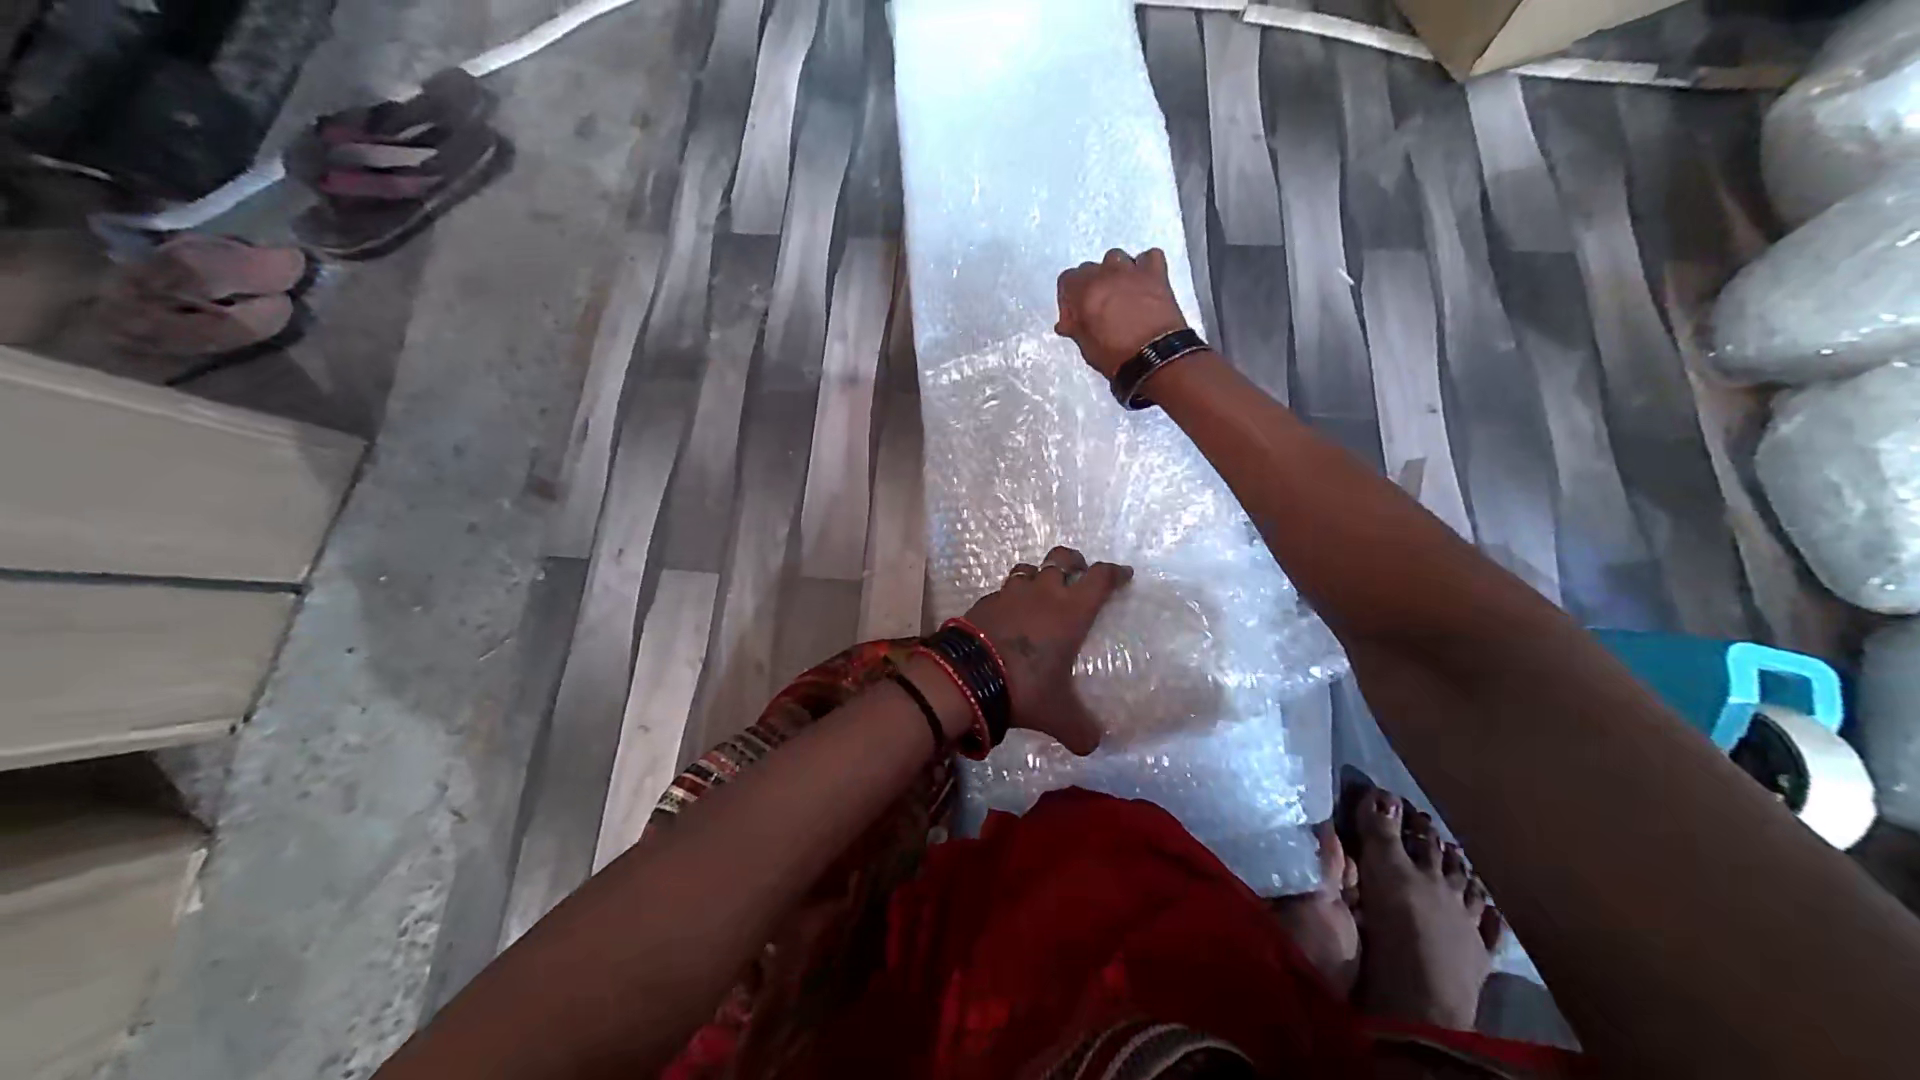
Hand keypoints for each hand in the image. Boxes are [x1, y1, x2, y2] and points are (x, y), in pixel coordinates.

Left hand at [961, 546, 1131, 755]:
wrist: (965, 677)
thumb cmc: (1024, 686)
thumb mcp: (1057, 715)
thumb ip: (1079, 729)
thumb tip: (1092, 746)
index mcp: (1070, 610)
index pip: (1100, 578)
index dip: (1114, 572)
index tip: (1123, 575)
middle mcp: (1042, 593)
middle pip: (1062, 558)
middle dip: (1074, 562)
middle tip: (1079, 573)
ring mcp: (1009, 593)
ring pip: (1028, 569)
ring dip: (1038, 576)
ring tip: (1041, 593)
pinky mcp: (984, 602)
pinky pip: (1002, 591)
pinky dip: (1010, 598)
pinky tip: (1008, 616)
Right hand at [1055, 248, 1189, 377]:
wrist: (1155, 358)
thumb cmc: (1118, 355)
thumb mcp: (1086, 346)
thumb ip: (1075, 327)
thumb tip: (1067, 323)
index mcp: (1084, 290)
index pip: (1067, 280)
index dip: (1068, 299)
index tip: (1073, 316)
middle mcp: (1106, 273)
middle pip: (1090, 268)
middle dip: (1090, 286)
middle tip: (1096, 309)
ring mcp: (1132, 271)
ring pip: (1116, 257)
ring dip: (1114, 272)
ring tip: (1118, 293)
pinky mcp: (1157, 274)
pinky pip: (1149, 256)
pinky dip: (1144, 265)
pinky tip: (1142, 282)